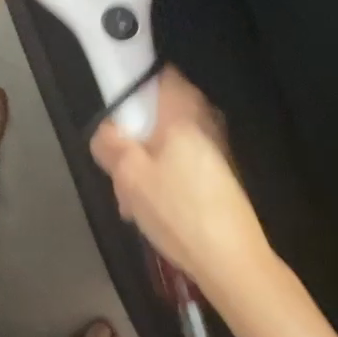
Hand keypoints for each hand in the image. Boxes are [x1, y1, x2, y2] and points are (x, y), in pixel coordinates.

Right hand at [90, 68, 269, 292]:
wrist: (232, 263)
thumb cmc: (179, 211)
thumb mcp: (130, 177)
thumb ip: (111, 145)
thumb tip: (105, 132)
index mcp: (184, 113)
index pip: (161, 73)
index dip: (136, 82)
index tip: (118, 106)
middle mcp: (205, 123)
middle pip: (161, 111)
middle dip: (137, 133)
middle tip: (119, 160)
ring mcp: (216, 151)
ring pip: (170, 142)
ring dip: (148, 163)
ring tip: (131, 197)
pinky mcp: (221, 177)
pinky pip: (184, 164)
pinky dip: (166, 179)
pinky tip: (153, 210)